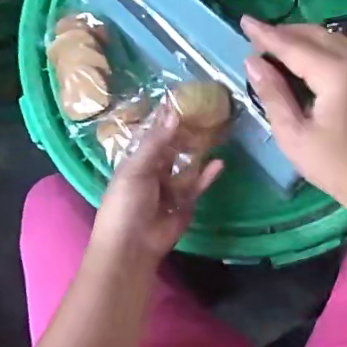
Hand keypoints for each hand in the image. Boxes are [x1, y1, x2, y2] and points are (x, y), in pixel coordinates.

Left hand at [89, 108, 224, 266]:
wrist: (132, 245)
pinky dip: (207, 176)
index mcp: (135, 163)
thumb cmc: (126, 203)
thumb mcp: (137, 168)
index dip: (166, 122)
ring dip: (198, 153)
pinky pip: (196, 187)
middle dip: (186, 135)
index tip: (184, 100)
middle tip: (207, 113)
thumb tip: (172, 112)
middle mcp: (152, 174)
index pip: (152, 138)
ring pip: (186, 167)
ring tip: (217, 133)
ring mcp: (169, 190)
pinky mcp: (184, 206)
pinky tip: (220, 162)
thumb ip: (156, 142)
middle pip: (172, 151)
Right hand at [241, 16, 346, 209]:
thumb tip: (253, 63)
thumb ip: (273, 94)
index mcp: (334, 74)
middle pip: (313, 34)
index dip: (265, 35)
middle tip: (253, 33)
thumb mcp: (293, 134)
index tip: (243, 21)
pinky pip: (336, 50)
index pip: (293, 46)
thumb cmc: (332, 164)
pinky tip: (297, 57)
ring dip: (299, 37)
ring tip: (271, 42)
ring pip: (328, 39)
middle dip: (282, 31)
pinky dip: (313, 47)